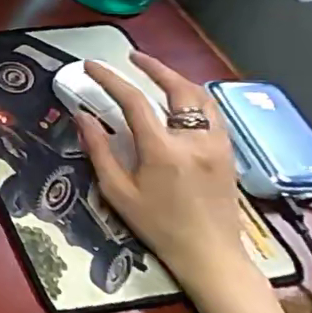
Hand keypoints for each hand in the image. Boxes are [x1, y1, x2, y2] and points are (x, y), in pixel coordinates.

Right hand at [73, 52, 256, 294]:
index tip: (91, 66)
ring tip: (157, 73)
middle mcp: (195, 141)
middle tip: (132, 57)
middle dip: (154, 67)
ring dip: (177, 79)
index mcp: (163, 151)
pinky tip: (181, 99)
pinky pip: (213, 113)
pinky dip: (194, 97)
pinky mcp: (228, 153)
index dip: (110, 79)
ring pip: (201, 98)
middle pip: (178, 89)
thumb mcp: (118, 191)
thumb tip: (83, 116)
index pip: (134, 102)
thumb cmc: (158, 225)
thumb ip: (99, 150)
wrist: (210, 254)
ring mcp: (217, 145)